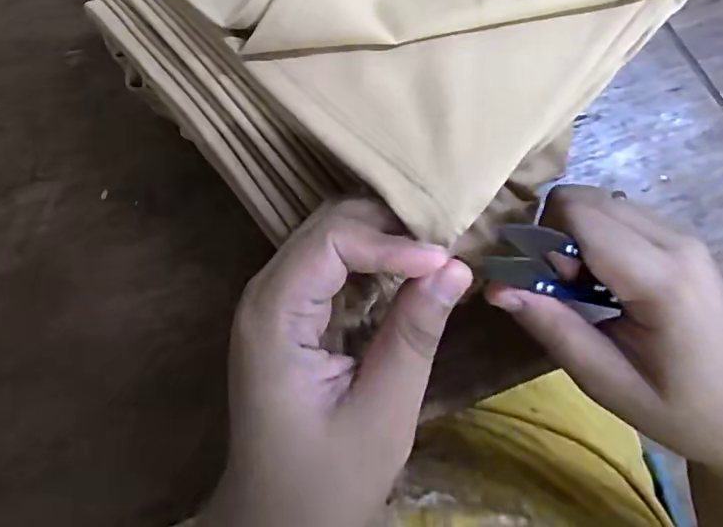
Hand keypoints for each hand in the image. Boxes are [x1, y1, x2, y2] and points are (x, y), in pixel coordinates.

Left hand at [199, 199, 472, 526]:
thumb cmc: (324, 484)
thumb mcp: (381, 416)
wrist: (274, 522)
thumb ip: (414, 335)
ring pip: (332, 233)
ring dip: (384, 235)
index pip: (332, 240)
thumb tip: (456, 266)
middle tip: (447, 245)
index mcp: (273, 314)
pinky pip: (333, 259)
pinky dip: (374, 256)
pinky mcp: (291, 307)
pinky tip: (408, 269)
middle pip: (329, 225)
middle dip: (389, 226)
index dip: (390, 241)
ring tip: (435, 252)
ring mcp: (275, 296)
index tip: (444, 259)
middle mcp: (266, 290)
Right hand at [485, 186, 722, 470]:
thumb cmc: (680, 410)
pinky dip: (597, 232)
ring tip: (585, 283)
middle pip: (587, 198)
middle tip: (561, 284)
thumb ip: (551, 327)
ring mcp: (683, 233)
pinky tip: (607, 276)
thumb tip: (494, 286)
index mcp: (663, 279)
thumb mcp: (608, 382)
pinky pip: (620, 211)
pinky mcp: (681, 235)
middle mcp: (676, 240)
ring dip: (577, 230)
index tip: (542, 280)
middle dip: (557, 231)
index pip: (581, 214)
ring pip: (601, 200)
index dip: (544, 236)